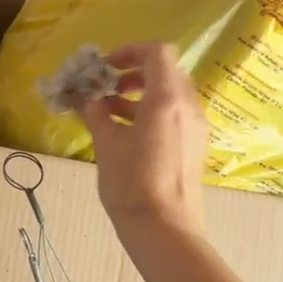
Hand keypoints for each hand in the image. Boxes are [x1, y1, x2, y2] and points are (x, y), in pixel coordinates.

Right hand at [79, 43, 209, 235]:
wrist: (164, 230)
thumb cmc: (131, 184)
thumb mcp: (106, 144)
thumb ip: (97, 114)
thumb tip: (88, 99)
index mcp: (167, 99)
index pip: (157, 53)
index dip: (130, 51)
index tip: (105, 67)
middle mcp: (188, 107)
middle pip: (165, 71)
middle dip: (133, 73)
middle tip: (106, 86)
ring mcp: (195, 127)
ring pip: (170, 94)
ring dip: (139, 94)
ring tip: (107, 110)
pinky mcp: (194, 145)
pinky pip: (174, 114)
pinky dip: (150, 112)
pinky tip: (124, 131)